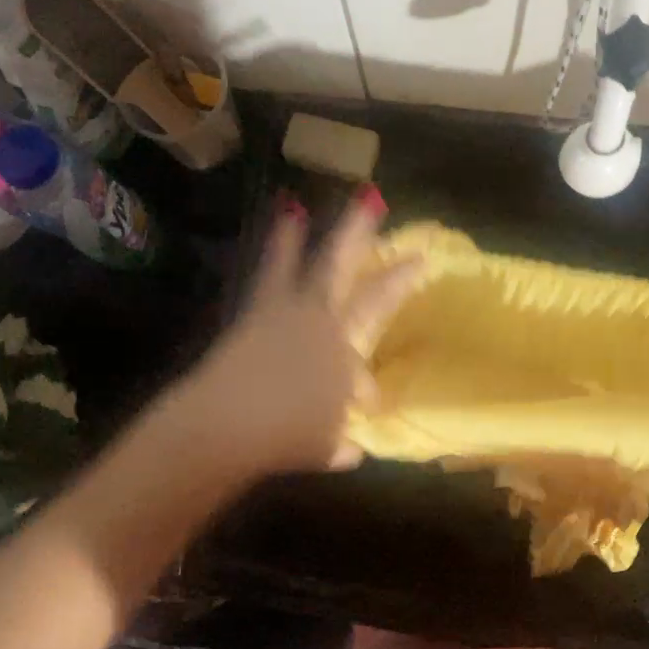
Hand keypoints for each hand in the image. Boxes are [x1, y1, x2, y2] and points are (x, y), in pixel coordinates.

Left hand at [171, 189, 420, 476]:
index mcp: (341, 343)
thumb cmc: (286, 436)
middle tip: (370, 200)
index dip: (403, 279)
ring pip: (290, 264)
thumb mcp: (324, 444)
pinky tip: (265, 255)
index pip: (379, 304)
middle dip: (357, 231)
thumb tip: (350, 448)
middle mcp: (312, 318)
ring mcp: (275, 314)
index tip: (423, 261)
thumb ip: (340, 441)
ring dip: (292, 236)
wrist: (225, 425)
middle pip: (339, 264)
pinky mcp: (246, 321)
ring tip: (292, 207)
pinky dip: (268, 264)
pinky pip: (262, 282)